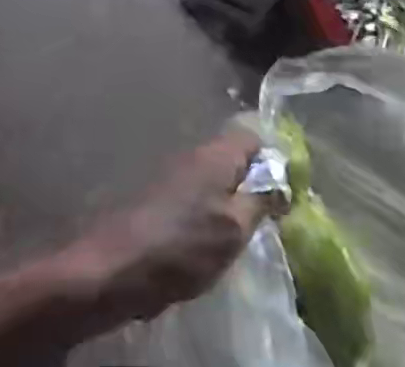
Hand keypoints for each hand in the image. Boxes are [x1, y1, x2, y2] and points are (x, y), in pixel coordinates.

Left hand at [60, 128, 276, 322]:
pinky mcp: (161, 200)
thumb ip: (262, 200)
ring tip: (243, 237)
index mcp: (216, 154)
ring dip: (231, 204)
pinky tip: (212, 245)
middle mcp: (195, 155)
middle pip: (234, 159)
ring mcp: (175, 176)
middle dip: (253, 185)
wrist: (118, 266)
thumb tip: (280, 181)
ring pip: (216, 181)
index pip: (254, 138)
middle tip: (269, 220)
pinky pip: (197, 199)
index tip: (287, 194)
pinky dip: (209, 216)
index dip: (275, 162)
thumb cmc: (184, 245)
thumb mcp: (235, 228)